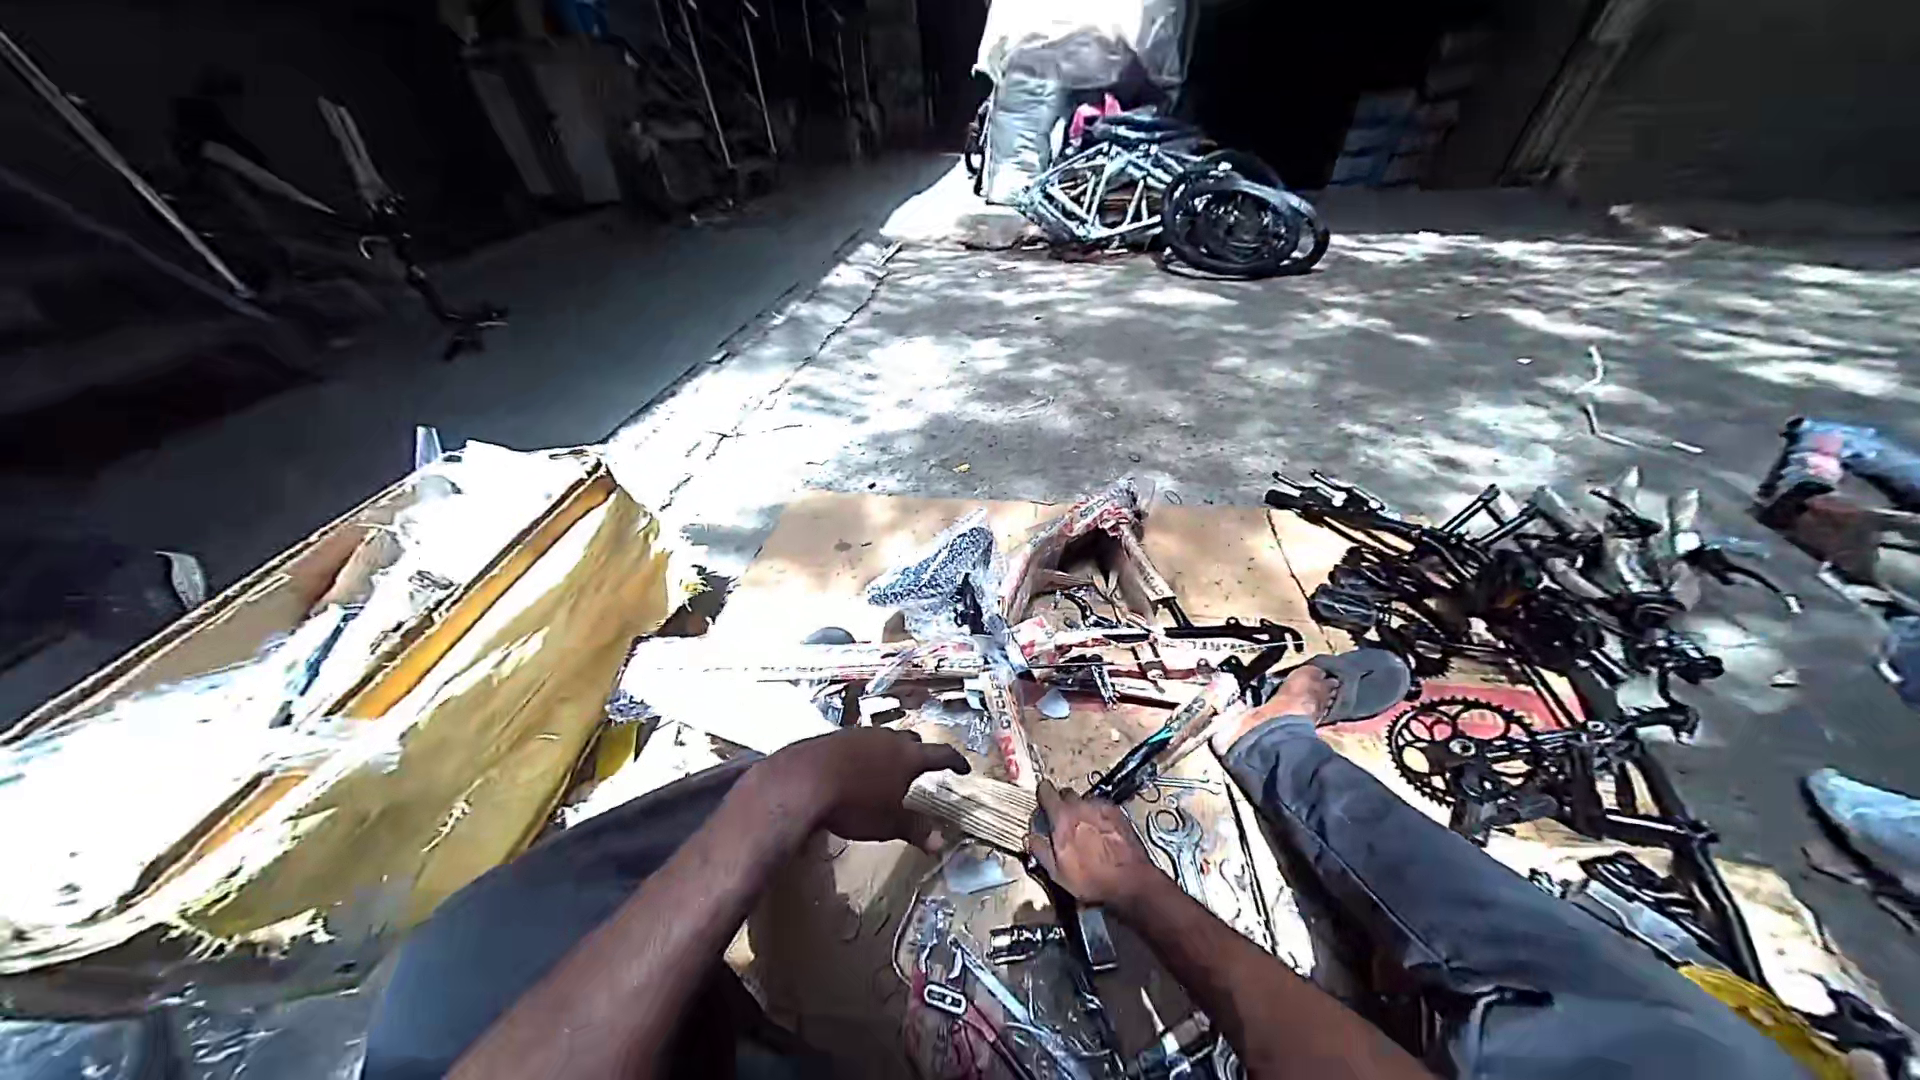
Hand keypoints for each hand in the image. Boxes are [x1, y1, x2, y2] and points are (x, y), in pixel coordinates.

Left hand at [760, 727, 968, 843]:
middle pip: (912, 741)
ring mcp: (861, 734)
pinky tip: (856, 768)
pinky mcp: (836, 736)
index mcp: (908, 756)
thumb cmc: (855, 803)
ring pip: (885, 739)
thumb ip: (914, 829)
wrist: (804, 779)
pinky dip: (865, 754)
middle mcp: (888, 738)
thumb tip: (940, 843)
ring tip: (888, 769)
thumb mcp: (887, 823)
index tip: (963, 767)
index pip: (941, 753)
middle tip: (922, 769)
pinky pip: (860, 742)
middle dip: (919, 754)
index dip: (954, 761)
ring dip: (890, 752)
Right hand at [1026, 780, 1162, 909]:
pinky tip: (1102, 833)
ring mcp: (1101, 807)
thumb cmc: (1093, 879)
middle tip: (1064, 823)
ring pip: (1085, 800)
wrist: (1130, 882)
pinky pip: (1102, 807)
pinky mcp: (1118, 813)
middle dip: (1062, 804)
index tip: (1043, 802)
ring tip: (1086, 831)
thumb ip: (1040, 850)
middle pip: (1066, 793)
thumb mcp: (1057, 873)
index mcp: (1062, 817)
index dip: (1043, 795)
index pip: (1045, 790)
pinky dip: (1099, 816)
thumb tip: (1029, 838)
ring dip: (1082, 810)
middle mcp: (1081, 806)